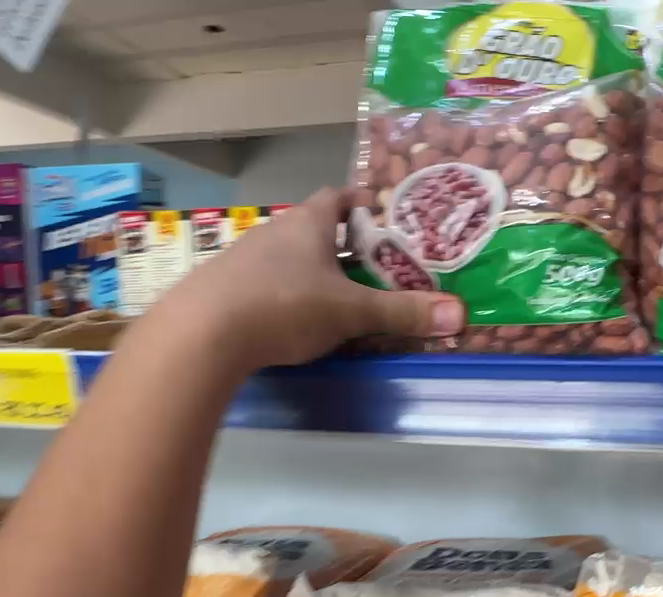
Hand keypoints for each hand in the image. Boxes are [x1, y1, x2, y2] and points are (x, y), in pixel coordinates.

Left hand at [129, 188, 463, 374]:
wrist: (203, 333)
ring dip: (314, 273)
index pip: (337, 197)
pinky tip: (295, 322)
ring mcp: (247, 260)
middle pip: (316, 229)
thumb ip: (402, 313)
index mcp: (308, 222)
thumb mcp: (351, 311)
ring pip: (291, 259)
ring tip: (340, 298)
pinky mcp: (228, 290)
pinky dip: (288, 296)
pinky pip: (268, 285)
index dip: (360, 203)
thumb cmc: (285, 305)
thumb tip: (460, 314)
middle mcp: (276, 231)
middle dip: (344, 246)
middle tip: (373, 268)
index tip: (380, 217)